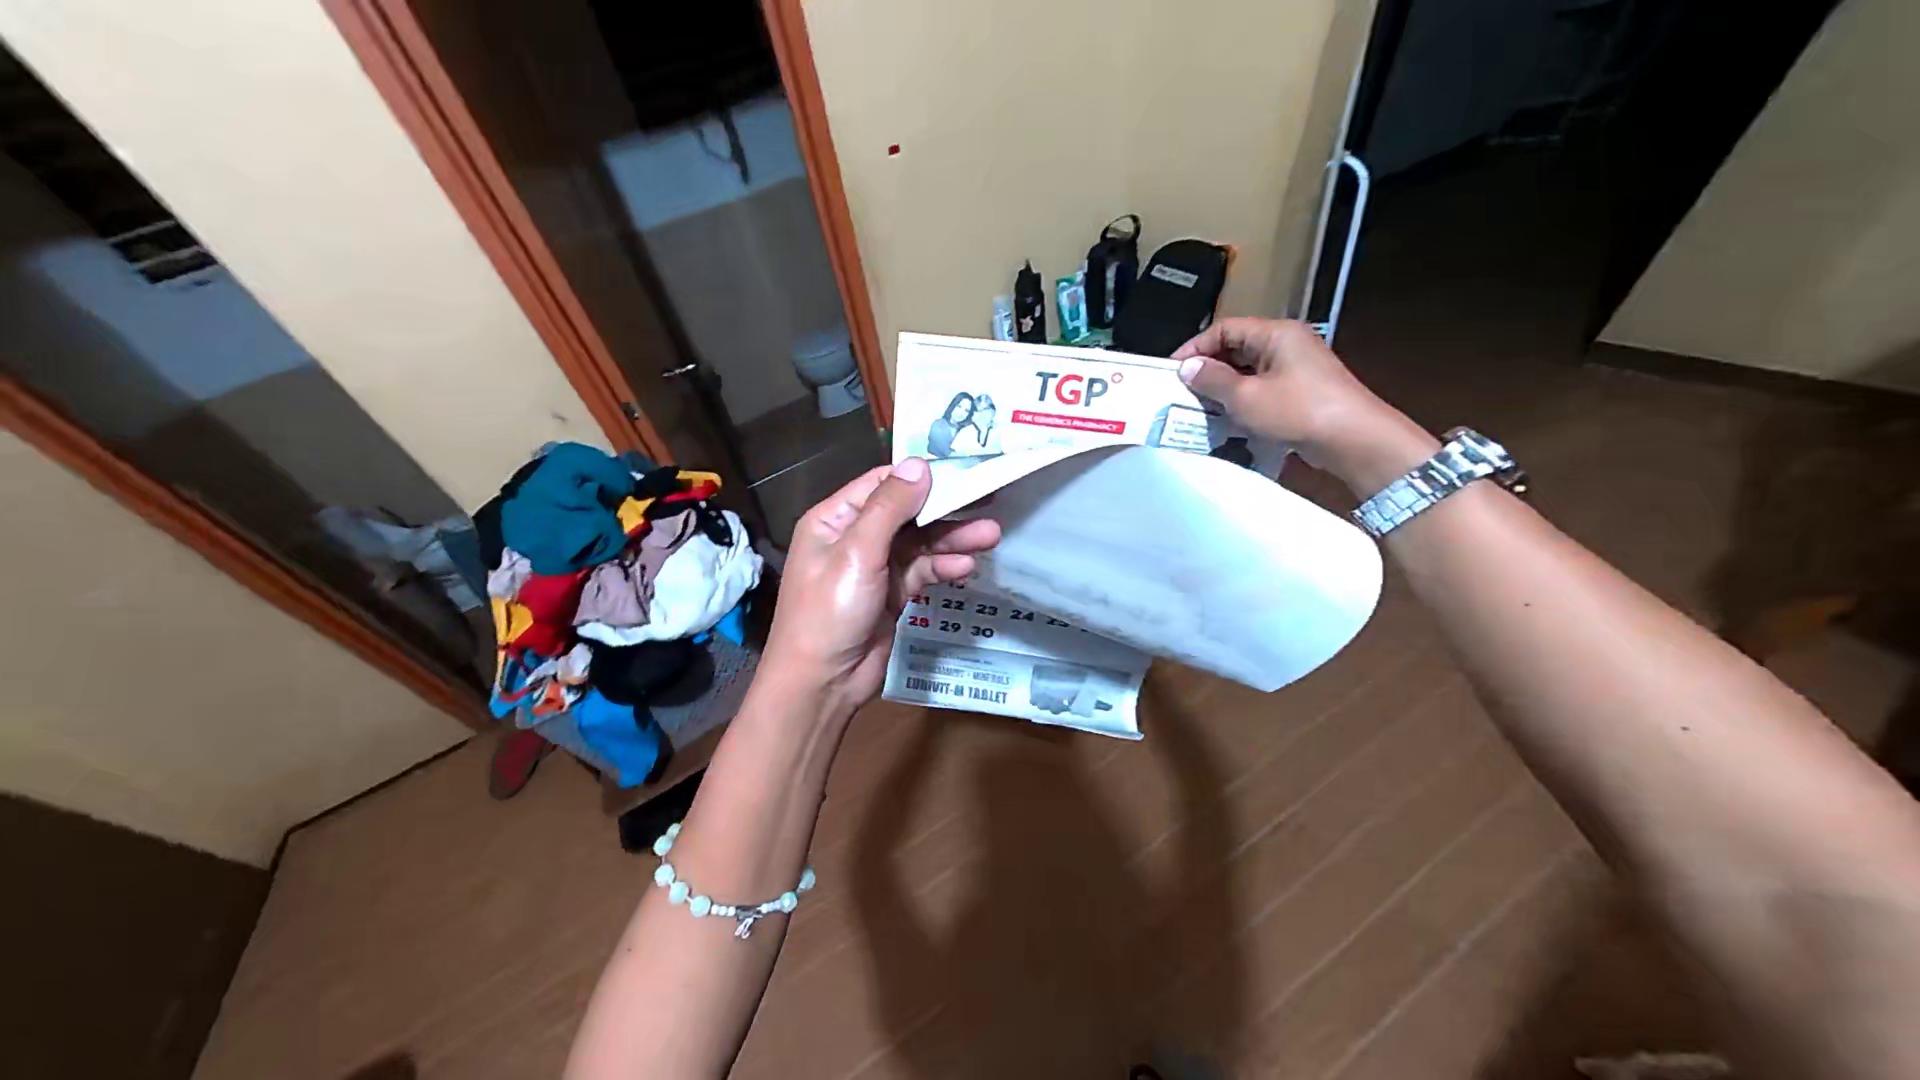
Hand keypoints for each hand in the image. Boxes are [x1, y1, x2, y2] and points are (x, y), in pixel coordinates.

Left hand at [761, 458, 999, 717]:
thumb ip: (889, 508)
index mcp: (834, 519)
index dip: (919, 477)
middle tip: (987, 503)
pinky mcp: (892, 593)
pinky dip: (943, 568)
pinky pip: (922, 571)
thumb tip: (919, 464)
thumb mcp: (857, 553)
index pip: (881, 484)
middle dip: (945, 511)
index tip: (960, 470)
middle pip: (907, 514)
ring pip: (920, 544)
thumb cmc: (829, 611)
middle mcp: (854, 537)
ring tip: (990, 536)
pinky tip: (966, 568)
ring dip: (952, 541)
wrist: (823, 683)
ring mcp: (875, 567)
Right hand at [1172, 318, 1437, 492]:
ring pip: (1248, 370)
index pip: (1224, 329)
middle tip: (1183, 391)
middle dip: (1208, 368)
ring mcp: (1296, 367)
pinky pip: (1262, 387)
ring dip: (1223, 387)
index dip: (1195, 347)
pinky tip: (1228, 418)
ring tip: (1200, 407)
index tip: (1173, 371)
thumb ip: (1213, 380)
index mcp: (1275, 334)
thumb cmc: (1298, 411)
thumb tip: (1188, 367)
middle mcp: (1287, 343)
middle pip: (1236, 347)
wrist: (1354, 440)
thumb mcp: (1246, 396)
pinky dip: (1242, 399)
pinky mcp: (1301, 391)